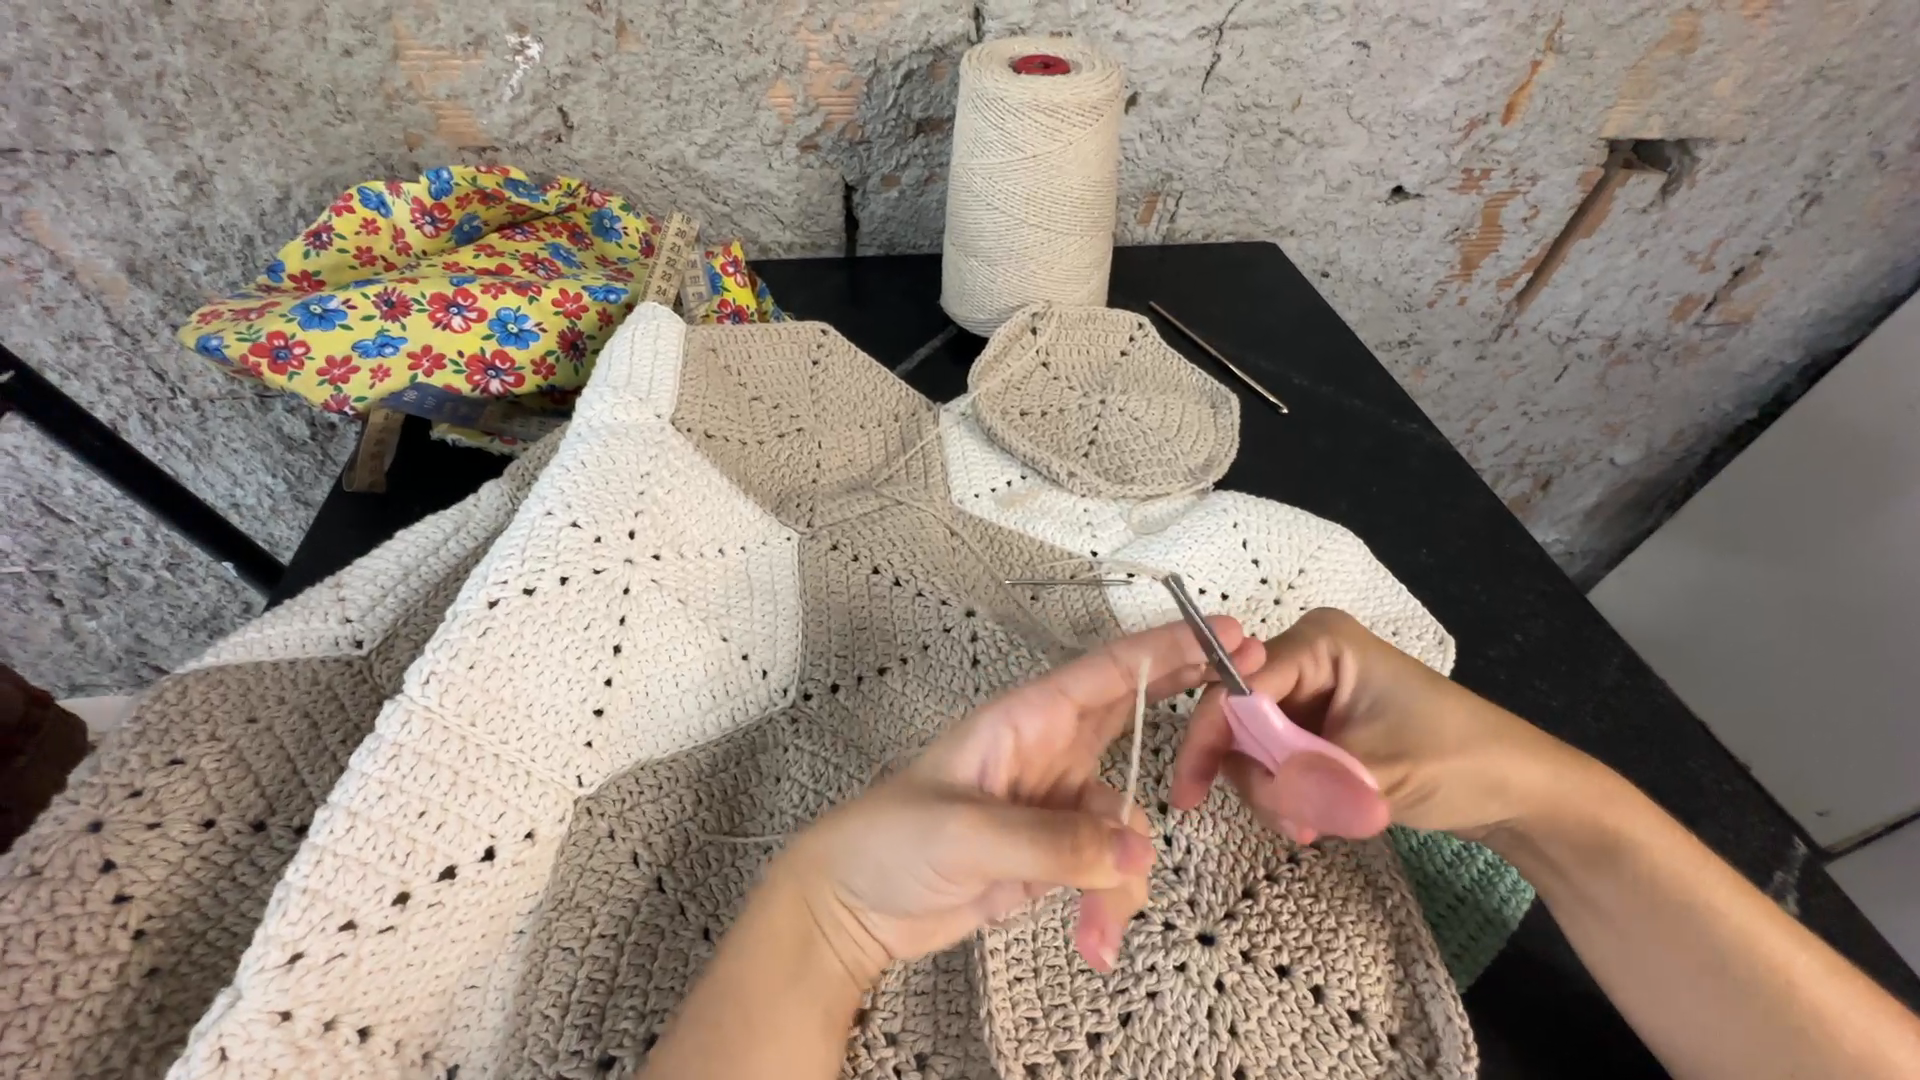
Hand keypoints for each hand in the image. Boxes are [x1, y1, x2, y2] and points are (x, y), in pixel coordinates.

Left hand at [776, 618, 1265, 986]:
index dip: (1166, 650)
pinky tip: (1092, 942)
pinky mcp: (1055, 852)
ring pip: (1124, 821)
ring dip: (1124, 874)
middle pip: (1131, 718)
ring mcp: (1054, 802)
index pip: (1105, 672)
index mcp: (1022, 719)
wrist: (853, 905)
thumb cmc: (891, 840)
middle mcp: (1047, 750)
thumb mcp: (965, 830)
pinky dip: (1109, 903)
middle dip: (1185, 707)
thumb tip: (1134, 852)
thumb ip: (1052, 839)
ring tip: (1100, 931)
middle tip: (1245, 696)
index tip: (1226, 634)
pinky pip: (1107, 867)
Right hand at [1171, 607, 1592, 843]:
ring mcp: (1307, 690)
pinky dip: (1281, 790)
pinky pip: (1272, 754)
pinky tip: (1309, 817)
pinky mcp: (1315, 723)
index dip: (1209, 736)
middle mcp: (1303, 657)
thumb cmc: (1461, 760)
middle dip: (1248, 770)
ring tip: (1308, 824)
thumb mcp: (1383, 772)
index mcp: (1318, 642)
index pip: (1237, 684)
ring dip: (1268, 787)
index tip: (1189, 794)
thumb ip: (1311, 778)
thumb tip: (1254, 783)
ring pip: (1249, 740)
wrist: (1520, 792)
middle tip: (1283, 819)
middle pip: (1236, 712)